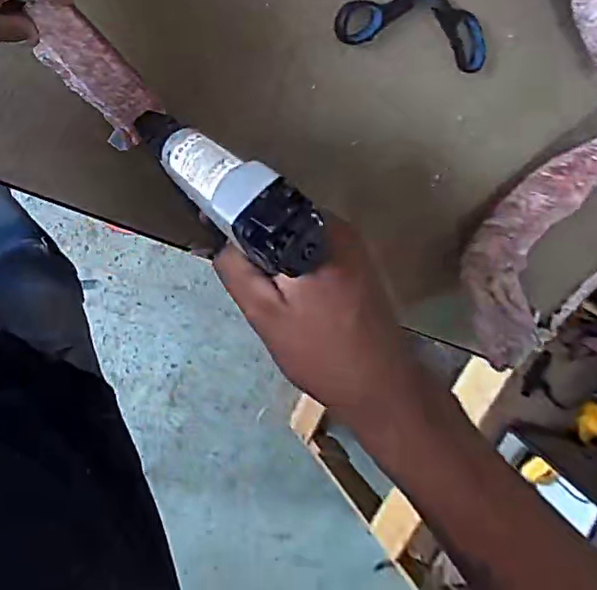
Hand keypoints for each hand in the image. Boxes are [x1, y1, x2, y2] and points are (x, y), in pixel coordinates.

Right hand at [215, 219, 433, 429]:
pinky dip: (298, 267)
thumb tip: (219, 239)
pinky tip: (299, 302)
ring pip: (295, 236)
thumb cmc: (321, 354)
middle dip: (258, 245)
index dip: (232, 219)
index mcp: (316, 232)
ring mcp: (353, 243)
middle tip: (253, 284)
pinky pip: (314, 250)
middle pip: (279, 221)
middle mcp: (338, 227)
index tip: (213, 234)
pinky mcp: (359, 260)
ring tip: (276, 298)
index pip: (260, 207)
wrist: (382, 389)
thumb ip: (237, 270)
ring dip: (279, 259)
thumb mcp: (265, 315)